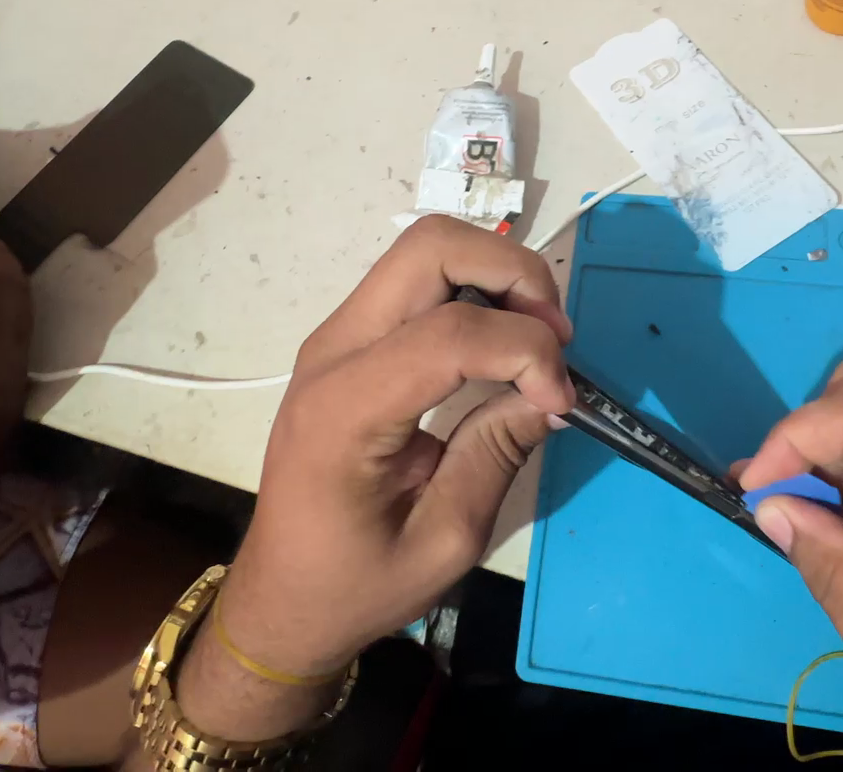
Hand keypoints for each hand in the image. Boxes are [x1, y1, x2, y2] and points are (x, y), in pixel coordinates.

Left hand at [216, 216, 574, 682]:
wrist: (281, 594)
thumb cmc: (355, 583)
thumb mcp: (445, 540)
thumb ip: (498, 454)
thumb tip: (554, 394)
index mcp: (346, 410)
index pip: (449, 334)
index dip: (526, 352)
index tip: (561, 401)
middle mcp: (334, 349)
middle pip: (431, 248)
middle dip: (515, 273)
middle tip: (555, 337)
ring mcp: (339, 332)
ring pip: (428, 248)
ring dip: (499, 273)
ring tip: (536, 334)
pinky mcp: (353, 334)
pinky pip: (422, 276)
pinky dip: (478, 286)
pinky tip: (503, 336)